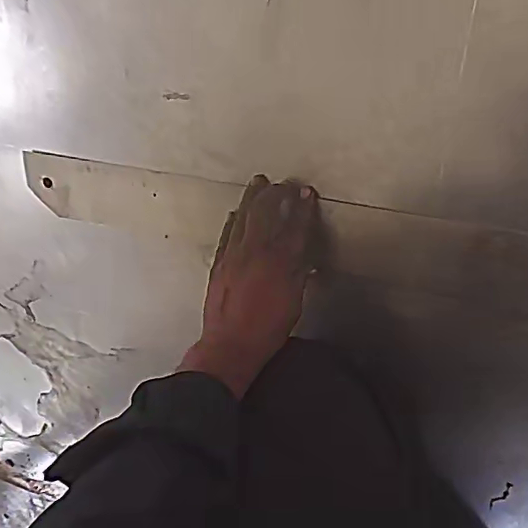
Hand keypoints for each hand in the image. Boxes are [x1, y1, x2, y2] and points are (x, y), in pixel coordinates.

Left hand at [179, 175, 318, 396]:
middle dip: (277, 193)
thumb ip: (299, 277)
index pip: (294, 226)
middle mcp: (255, 253)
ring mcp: (233, 256)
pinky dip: (234, 220)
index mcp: (279, 263)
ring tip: (260, 182)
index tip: (307, 194)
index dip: (302, 207)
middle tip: (285, 184)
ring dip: (253, 197)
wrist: (229, 345)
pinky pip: (227, 233)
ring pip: (243, 217)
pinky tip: (235, 212)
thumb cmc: (264, 331)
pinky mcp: (219, 265)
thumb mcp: (293, 303)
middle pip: (266, 212)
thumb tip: (305, 261)